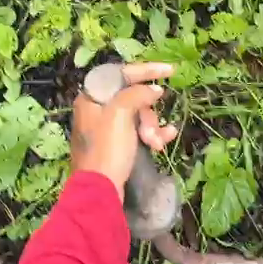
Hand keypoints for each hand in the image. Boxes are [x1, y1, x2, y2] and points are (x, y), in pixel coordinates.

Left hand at [71, 62, 177, 189]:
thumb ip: (137, 94)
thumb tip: (154, 90)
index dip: (147, 70)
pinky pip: (139, 131)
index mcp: (92, 98)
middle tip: (151, 129)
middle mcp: (97, 110)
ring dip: (152, 126)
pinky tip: (165, 139)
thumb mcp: (121, 114)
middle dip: (148, 111)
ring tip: (155, 142)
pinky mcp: (116, 145)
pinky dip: (153, 134)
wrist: (100, 192)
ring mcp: (106, 128)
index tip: (170, 71)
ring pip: (138, 115)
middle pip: (132, 97)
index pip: (122, 73)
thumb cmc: (107, 149)